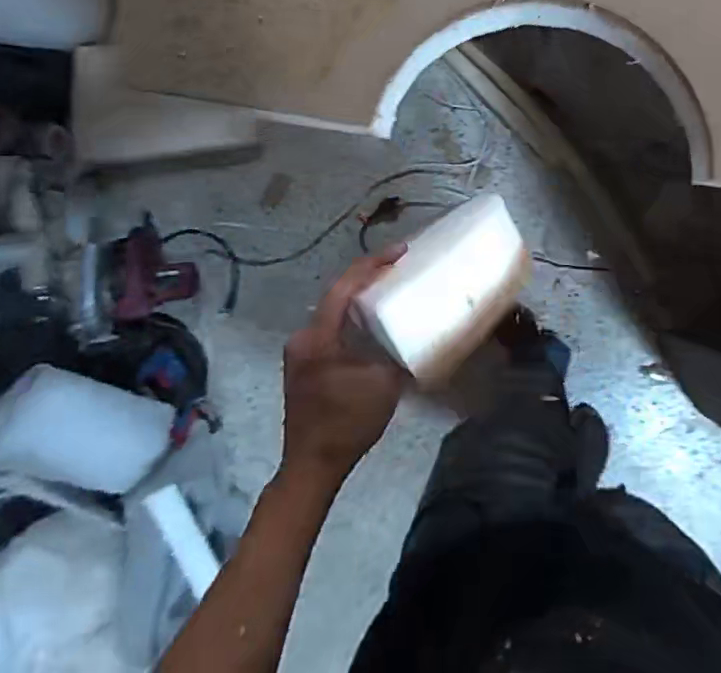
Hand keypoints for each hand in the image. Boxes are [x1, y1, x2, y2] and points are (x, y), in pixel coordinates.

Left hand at [280, 248, 407, 483]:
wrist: (312, 467)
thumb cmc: (347, 424)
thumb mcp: (383, 385)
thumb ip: (399, 354)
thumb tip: (420, 336)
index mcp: (317, 337)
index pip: (344, 287)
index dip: (372, 265)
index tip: (400, 252)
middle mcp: (303, 337)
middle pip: (337, 295)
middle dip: (368, 277)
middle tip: (398, 266)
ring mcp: (300, 352)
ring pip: (334, 312)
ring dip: (361, 298)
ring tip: (391, 287)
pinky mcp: (305, 365)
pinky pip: (332, 329)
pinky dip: (353, 319)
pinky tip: (374, 322)